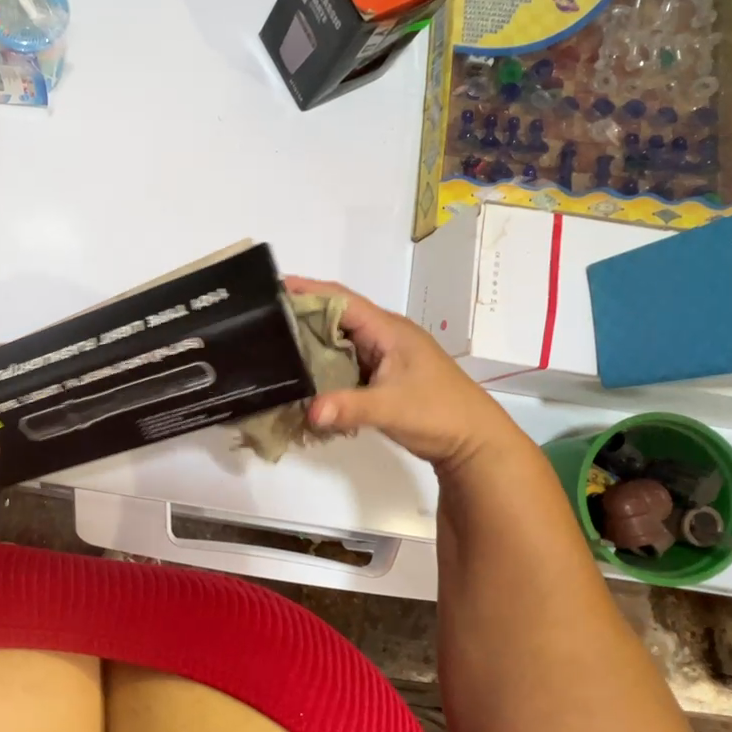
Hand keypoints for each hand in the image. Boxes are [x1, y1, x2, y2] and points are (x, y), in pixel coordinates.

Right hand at [285, 278, 523, 474]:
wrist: (473, 442)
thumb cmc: (440, 414)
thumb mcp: (393, 409)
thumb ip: (350, 408)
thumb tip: (310, 411)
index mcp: (389, 331)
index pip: (342, 301)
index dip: (308, 291)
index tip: (272, 288)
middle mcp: (383, 337)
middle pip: (335, 317)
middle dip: (300, 314)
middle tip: (259, 319)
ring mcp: (381, 357)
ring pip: (336, 340)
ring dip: (306, 341)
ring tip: (268, 343)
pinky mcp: (377, 377)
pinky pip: (340, 362)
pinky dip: (317, 365)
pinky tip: (295, 374)